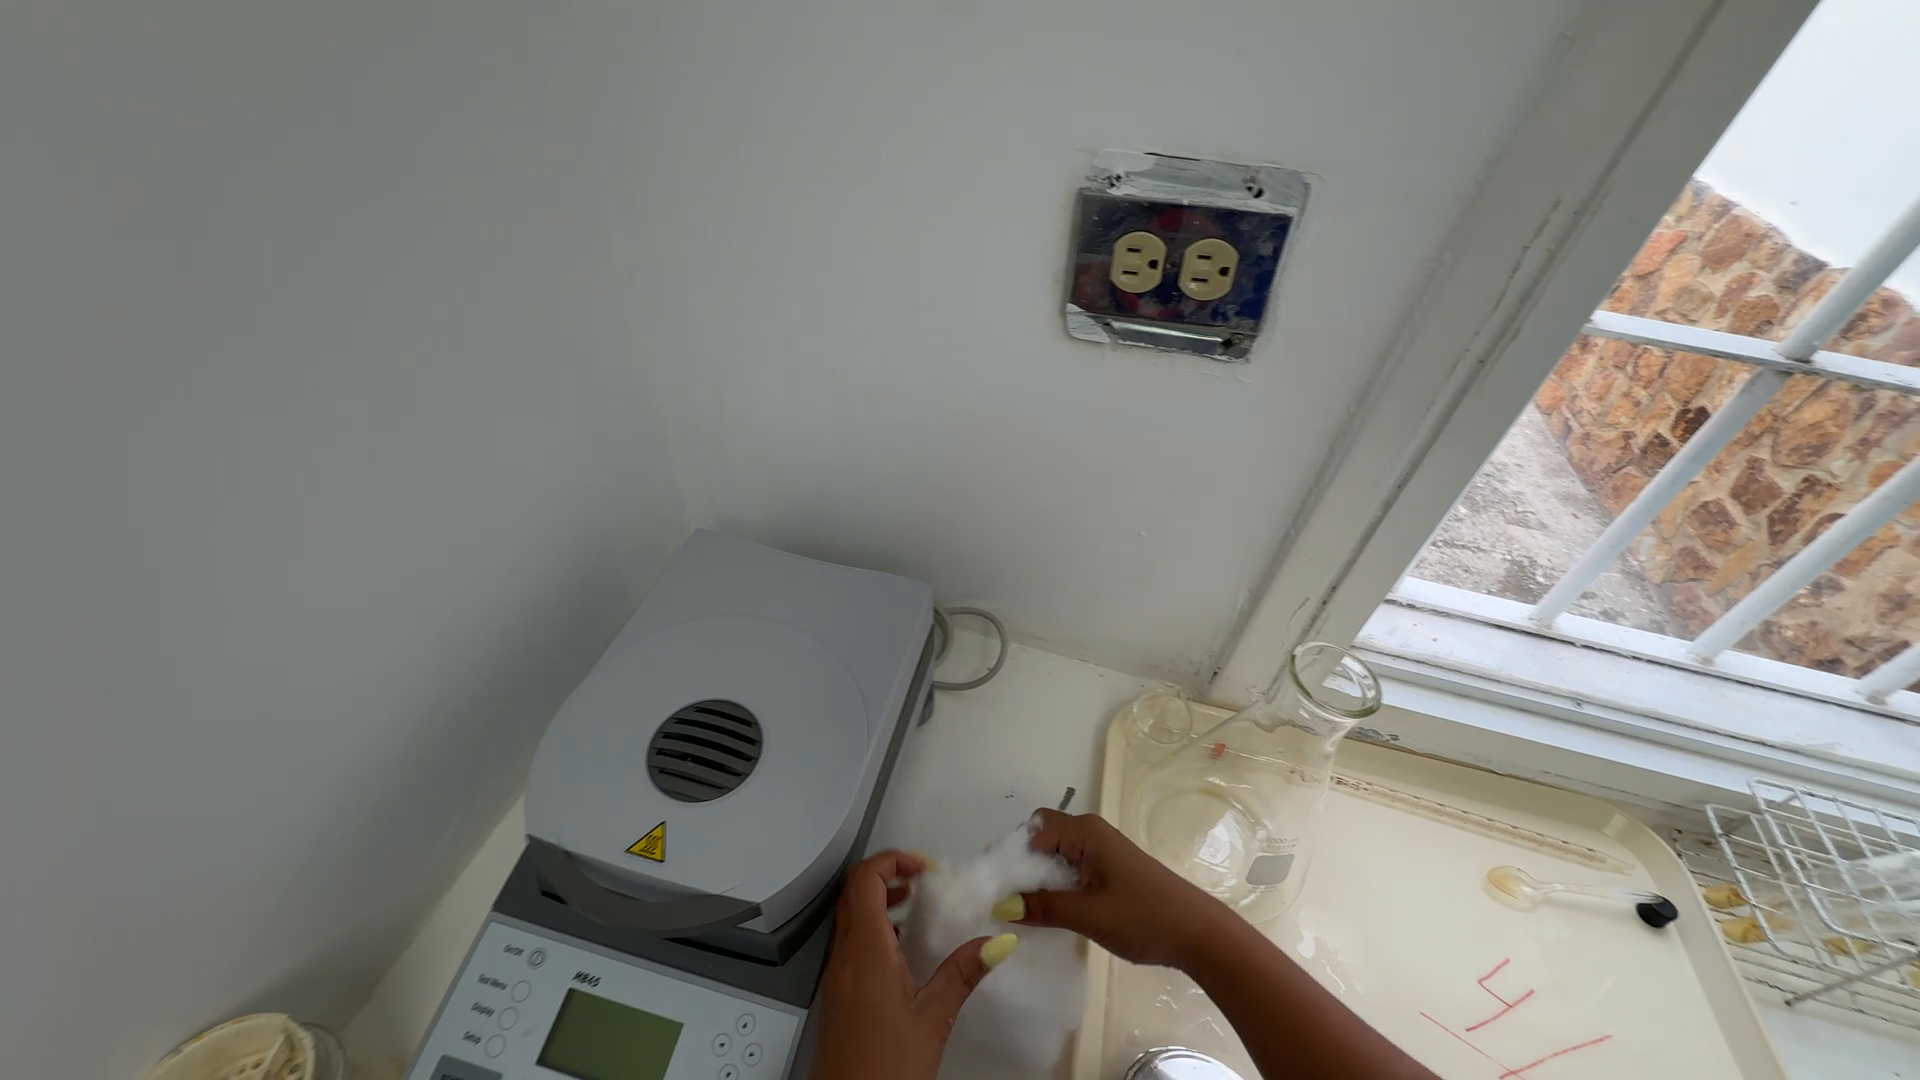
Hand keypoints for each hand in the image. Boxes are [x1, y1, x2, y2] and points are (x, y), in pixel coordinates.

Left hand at [808, 850, 1013, 1079]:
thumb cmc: (886, 1067)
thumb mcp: (934, 1017)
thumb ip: (963, 973)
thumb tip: (998, 943)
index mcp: (866, 949)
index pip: (865, 879)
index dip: (891, 860)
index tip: (922, 868)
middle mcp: (844, 954)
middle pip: (853, 891)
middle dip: (887, 875)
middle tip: (920, 881)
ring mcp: (836, 973)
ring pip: (849, 915)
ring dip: (878, 900)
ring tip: (914, 909)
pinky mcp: (837, 992)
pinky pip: (849, 940)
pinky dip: (872, 928)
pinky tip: (901, 950)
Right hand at [1008, 808, 1224, 968]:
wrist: (1198, 934)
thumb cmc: (1143, 917)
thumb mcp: (1088, 914)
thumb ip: (1043, 907)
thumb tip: (1001, 905)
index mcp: (1085, 832)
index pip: (1033, 829)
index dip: (1012, 854)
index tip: (996, 886)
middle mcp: (1091, 832)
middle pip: (1043, 838)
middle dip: (1023, 865)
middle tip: (1008, 900)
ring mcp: (1102, 851)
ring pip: (1056, 855)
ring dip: (1040, 878)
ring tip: (1024, 911)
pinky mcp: (1109, 870)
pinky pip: (1071, 868)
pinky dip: (1057, 885)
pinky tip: (1052, 913)